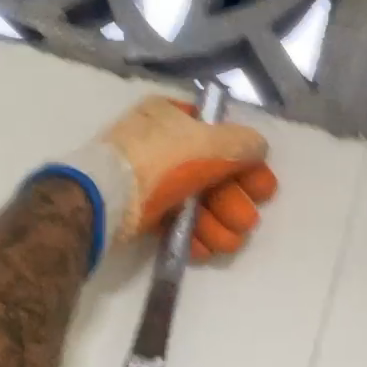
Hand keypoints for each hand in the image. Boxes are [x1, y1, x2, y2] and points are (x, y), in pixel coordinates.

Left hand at [42, 96, 276, 265]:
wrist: (103, 201)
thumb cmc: (158, 162)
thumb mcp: (207, 142)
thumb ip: (241, 143)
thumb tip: (258, 147)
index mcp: (172, 117)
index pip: (221, 136)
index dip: (247, 164)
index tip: (263, 190)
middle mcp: (163, 145)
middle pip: (213, 174)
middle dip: (233, 201)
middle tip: (244, 222)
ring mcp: (151, 180)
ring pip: (198, 202)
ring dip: (218, 223)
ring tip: (226, 243)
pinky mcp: (142, 212)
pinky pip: (177, 221)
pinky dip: (193, 235)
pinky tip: (203, 248)